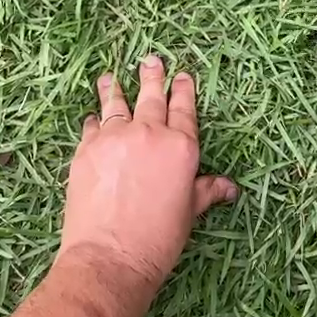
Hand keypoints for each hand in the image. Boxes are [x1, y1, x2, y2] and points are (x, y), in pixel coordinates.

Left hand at [58, 55, 236, 287]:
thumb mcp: (189, 212)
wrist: (110, 257)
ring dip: (115, 88)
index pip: (184, 110)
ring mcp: (115, 138)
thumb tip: (230, 188)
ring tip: (111, 77)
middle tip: (150, 60)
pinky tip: (92, 118)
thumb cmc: (159, 239)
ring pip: (116, 104)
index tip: (181, 76)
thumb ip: (206, 191)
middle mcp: (150, 134)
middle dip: (152, 76)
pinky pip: (91, 127)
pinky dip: (93, 121)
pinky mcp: (86, 149)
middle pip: (152, 97)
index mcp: (181, 147)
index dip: (183, 91)